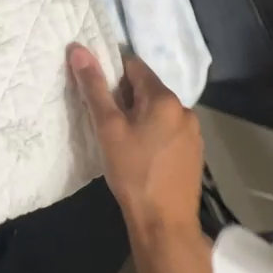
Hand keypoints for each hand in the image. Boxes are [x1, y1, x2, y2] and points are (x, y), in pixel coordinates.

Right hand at [67, 43, 205, 249]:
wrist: (164, 223)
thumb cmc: (132, 172)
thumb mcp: (107, 127)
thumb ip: (93, 86)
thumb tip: (78, 49)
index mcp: (165, 99)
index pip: (134, 66)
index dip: (111, 72)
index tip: (95, 89)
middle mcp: (184, 110)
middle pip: (146, 89)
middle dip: (123, 96)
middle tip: (103, 118)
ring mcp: (193, 132)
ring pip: (157, 110)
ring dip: (138, 115)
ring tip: (119, 137)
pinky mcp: (193, 152)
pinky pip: (167, 129)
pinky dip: (151, 131)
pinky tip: (139, 153)